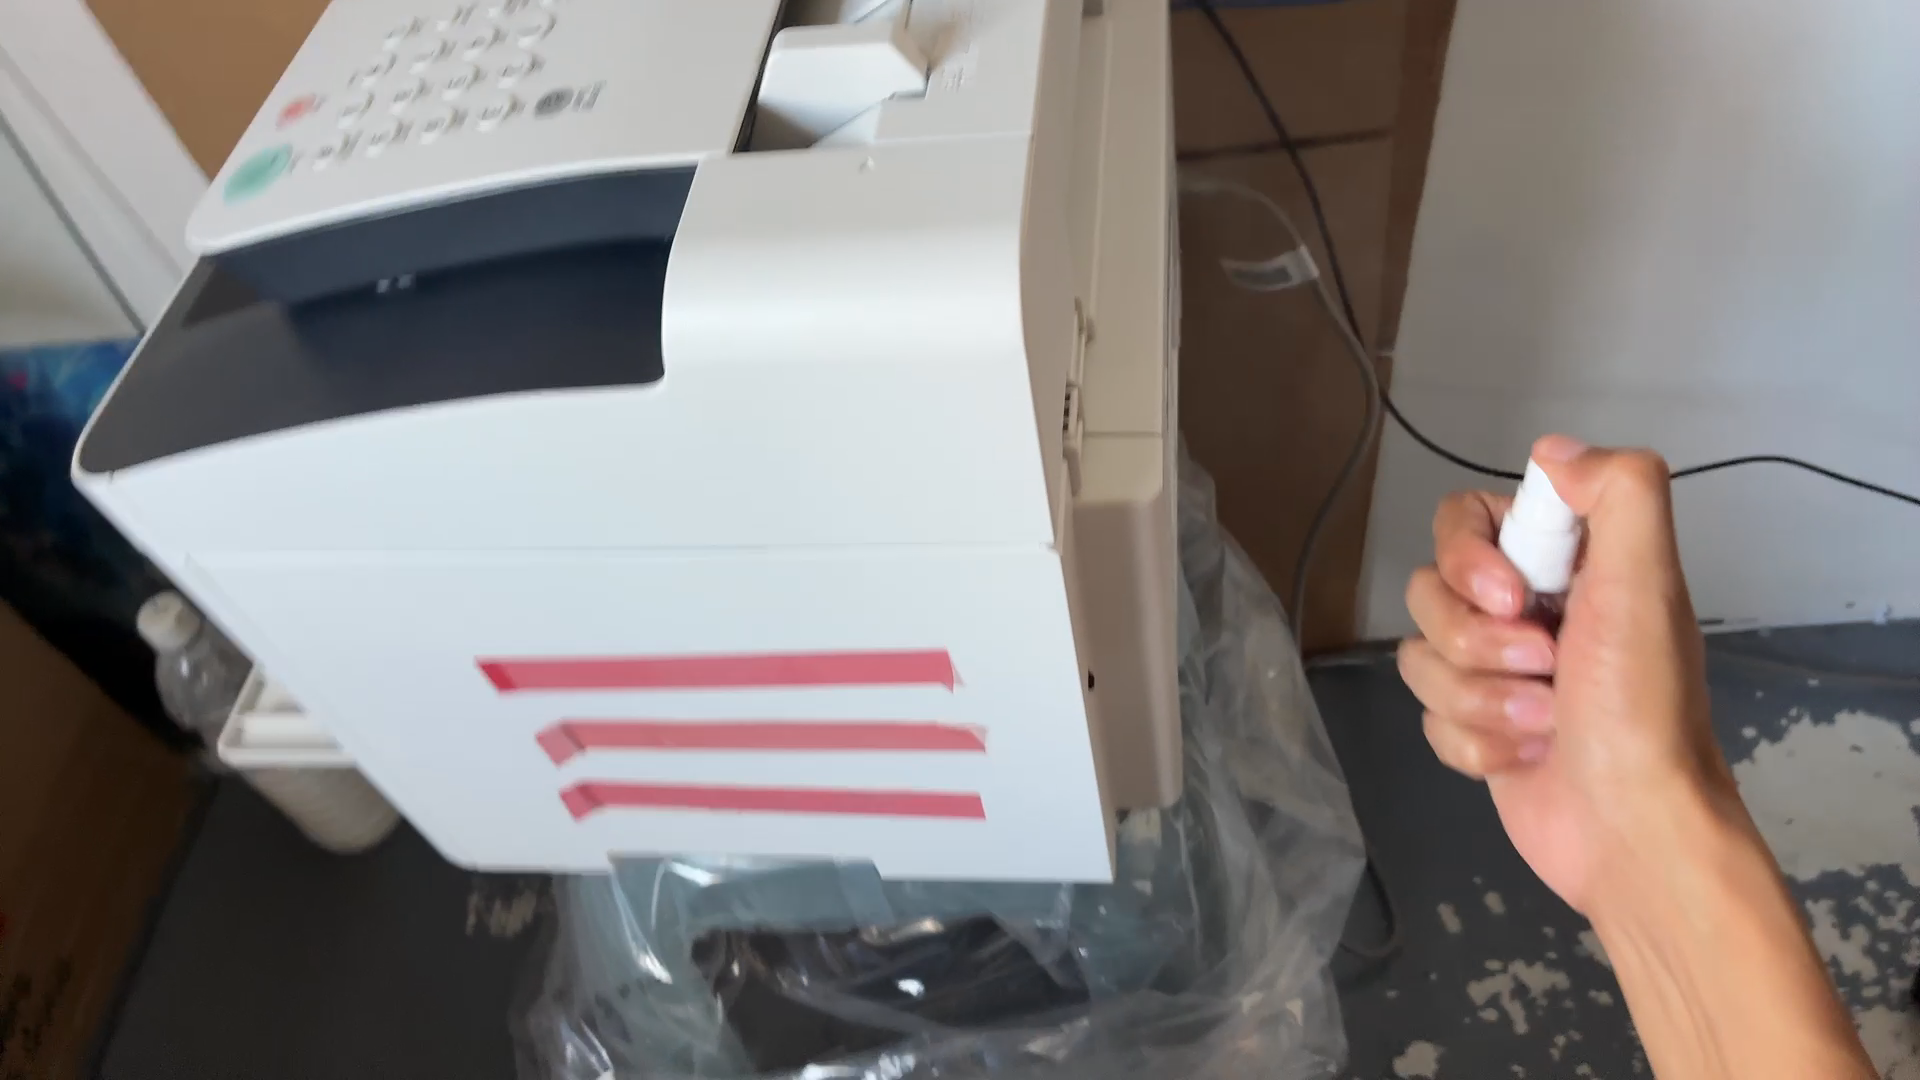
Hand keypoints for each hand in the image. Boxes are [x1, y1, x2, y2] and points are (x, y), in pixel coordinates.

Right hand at [1397, 435, 1734, 915]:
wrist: (1631, 829)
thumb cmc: (1640, 708)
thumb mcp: (1647, 590)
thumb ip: (1617, 498)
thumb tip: (1549, 450)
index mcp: (1556, 571)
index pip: (1459, 522)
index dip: (1465, 557)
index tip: (1511, 597)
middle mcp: (1516, 614)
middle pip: (1425, 594)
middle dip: (1475, 642)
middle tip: (1544, 670)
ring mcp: (1486, 672)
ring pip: (1416, 659)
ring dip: (1479, 699)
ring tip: (1541, 727)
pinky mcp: (1467, 723)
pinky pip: (1426, 715)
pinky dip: (1473, 741)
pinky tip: (1523, 758)